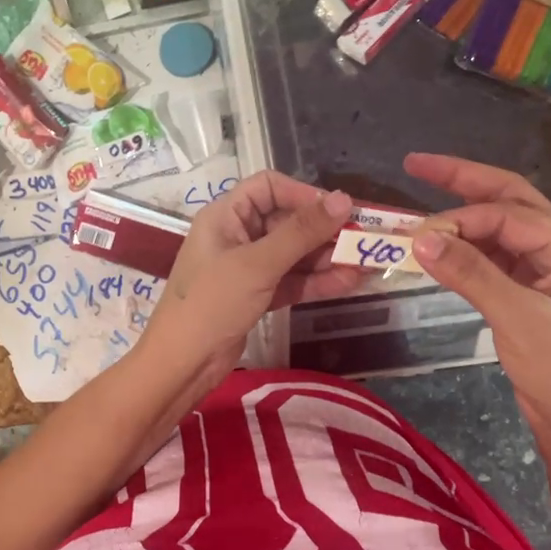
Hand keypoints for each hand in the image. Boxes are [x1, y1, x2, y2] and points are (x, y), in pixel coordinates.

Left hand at [142, 171, 367, 390]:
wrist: (183, 362)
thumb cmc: (212, 303)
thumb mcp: (258, 264)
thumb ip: (301, 232)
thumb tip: (344, 199)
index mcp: (225, 216)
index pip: (268, 187)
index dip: (303, 194)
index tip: (338, 210)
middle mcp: (235, 236)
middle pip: (285, 220)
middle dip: (323, 230)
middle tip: (364, 240)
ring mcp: (246, 268)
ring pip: (293, 253)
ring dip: (327, 257)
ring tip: (367, 262)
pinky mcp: (255, 296)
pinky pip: (291, 280)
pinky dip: (317, 281)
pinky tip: (350, 282)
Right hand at [404, 153, 550, 452]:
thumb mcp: (520, 321)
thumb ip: (471, 273)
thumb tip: (418, 236)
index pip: (510, 216)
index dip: (458, 219)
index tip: (413, 233)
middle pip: (510, 205)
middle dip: (464, 183)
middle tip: (415, 164)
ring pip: (500, 233)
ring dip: (460, 222)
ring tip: (417, 202)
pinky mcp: (534, 297)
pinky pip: (494, 262)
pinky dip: (465, 254)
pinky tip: (437, 248)